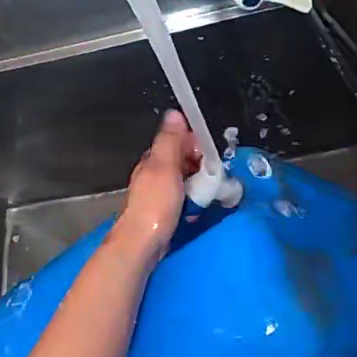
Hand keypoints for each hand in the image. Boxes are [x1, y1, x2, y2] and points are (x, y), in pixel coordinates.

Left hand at [109, 110, 201, 263]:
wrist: (143, 243)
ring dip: (200, 185)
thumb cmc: (155, 205)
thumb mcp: (164, 166)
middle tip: (214, 178)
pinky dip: (194, 201)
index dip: (197, 145)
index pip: (179, 141)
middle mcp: (155, 173)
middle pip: (185, 161)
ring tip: (209, 194)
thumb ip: (170, 140)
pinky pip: (185, 199)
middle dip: (202, 166)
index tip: (210, 157)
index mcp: (153, 159)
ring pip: (186, 180)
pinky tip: (199, 209)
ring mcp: (160, 193)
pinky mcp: (165, 210)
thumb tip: (174, 113)